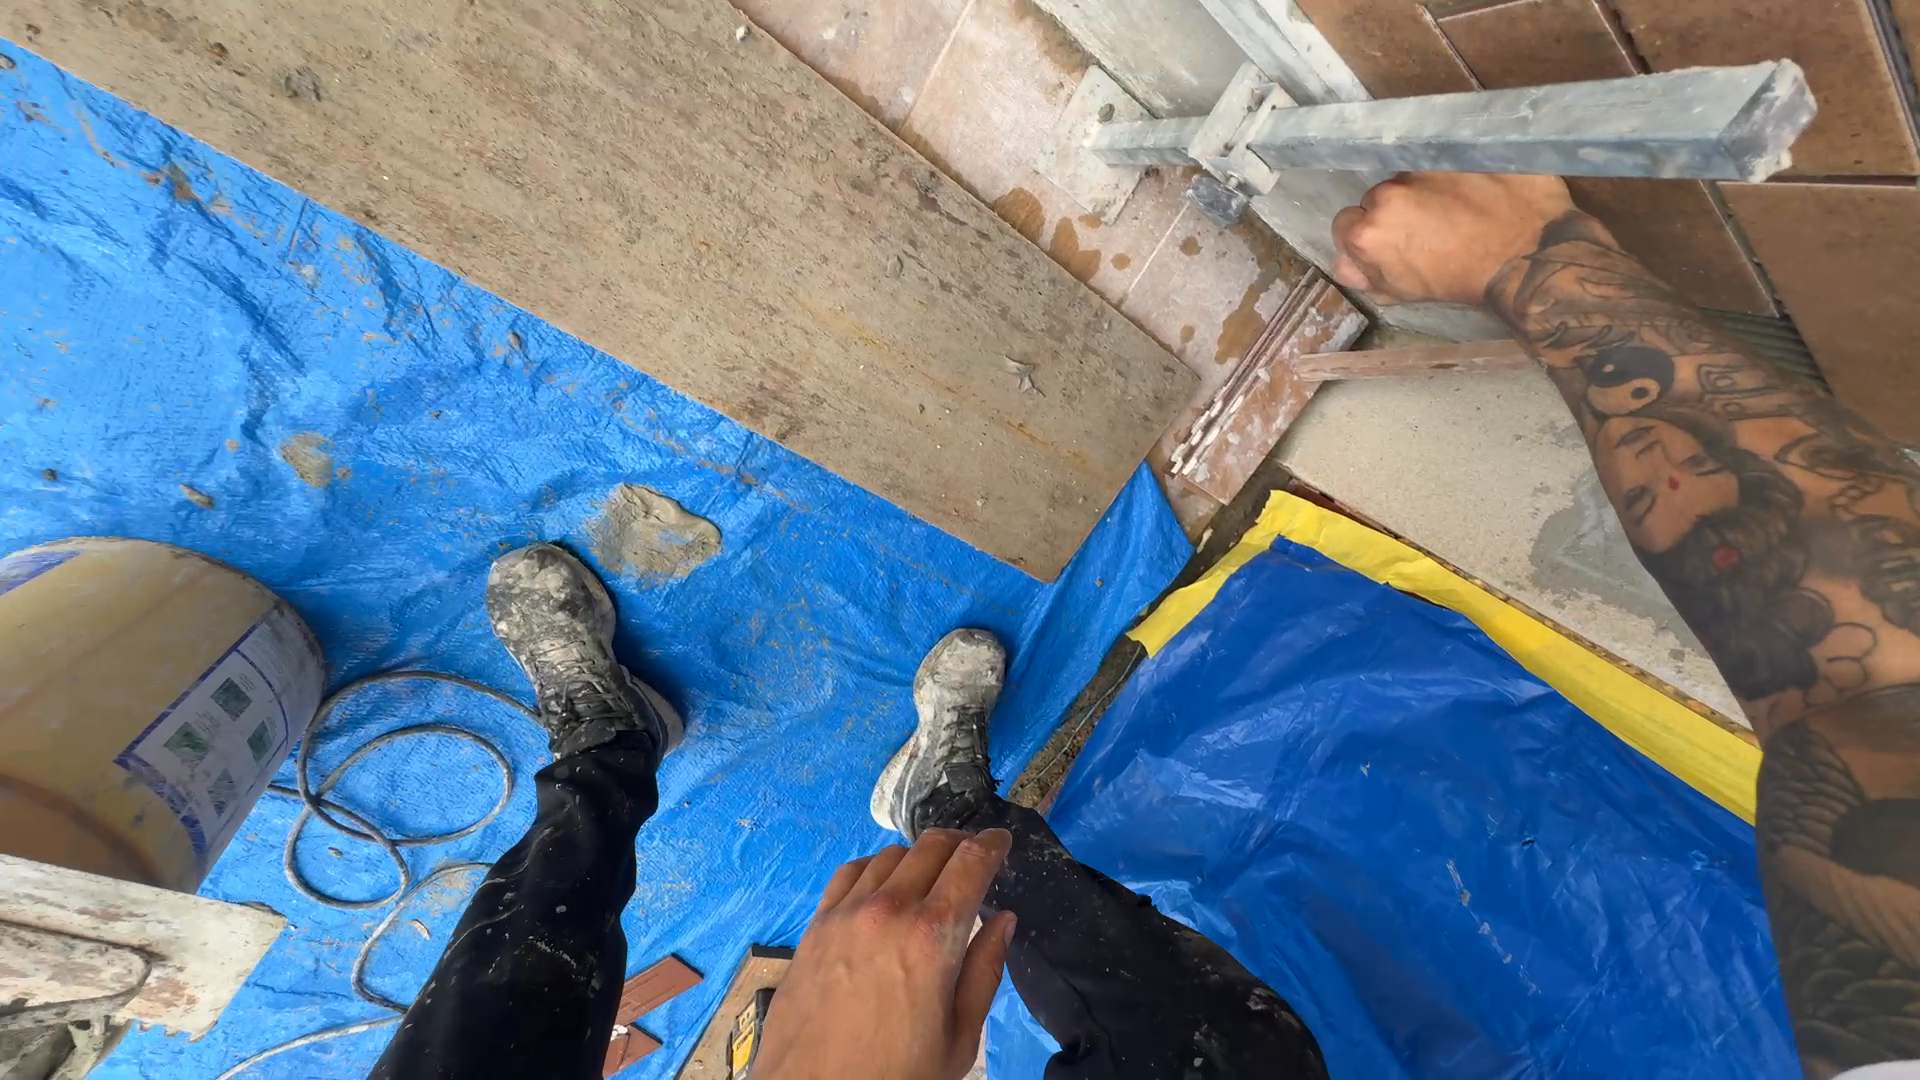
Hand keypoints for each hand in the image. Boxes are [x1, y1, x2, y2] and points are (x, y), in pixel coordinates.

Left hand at [753, 829, 1017, 1079]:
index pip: (971, 863)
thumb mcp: (959, 1040)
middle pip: (932, 846)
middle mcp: (891, 908)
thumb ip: (985, 971)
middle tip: (972, 856)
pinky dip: (876, 866)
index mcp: (932, 935)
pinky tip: (883, 885)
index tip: (1002, 840)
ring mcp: (848, 910)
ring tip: (930, 876)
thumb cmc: (897, 1077)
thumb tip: (1004, 919)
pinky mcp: (818, 922)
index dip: (992, 844)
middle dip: (960, 843)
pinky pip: (851, 870)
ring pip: (892, 853)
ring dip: (919, 856)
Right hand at [1331, 172, 1577, 305]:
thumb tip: (1347, 262)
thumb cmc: (1457, 280)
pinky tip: (1470, 192)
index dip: (1362, 234)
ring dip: (1422, 191)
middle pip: (1376, 198)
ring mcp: (1424, 169)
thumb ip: (1361, 276)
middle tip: (1421, 227)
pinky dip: (1451, 176)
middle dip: (1393, 211)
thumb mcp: (1398, 292)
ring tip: (1451, 209)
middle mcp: (1388, 194)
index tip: (1385, 241)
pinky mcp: (1458, 153)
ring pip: (1409, 178)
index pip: (1345, 223)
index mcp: (1367, 232)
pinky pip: (1443, 162)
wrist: (1523, 252)